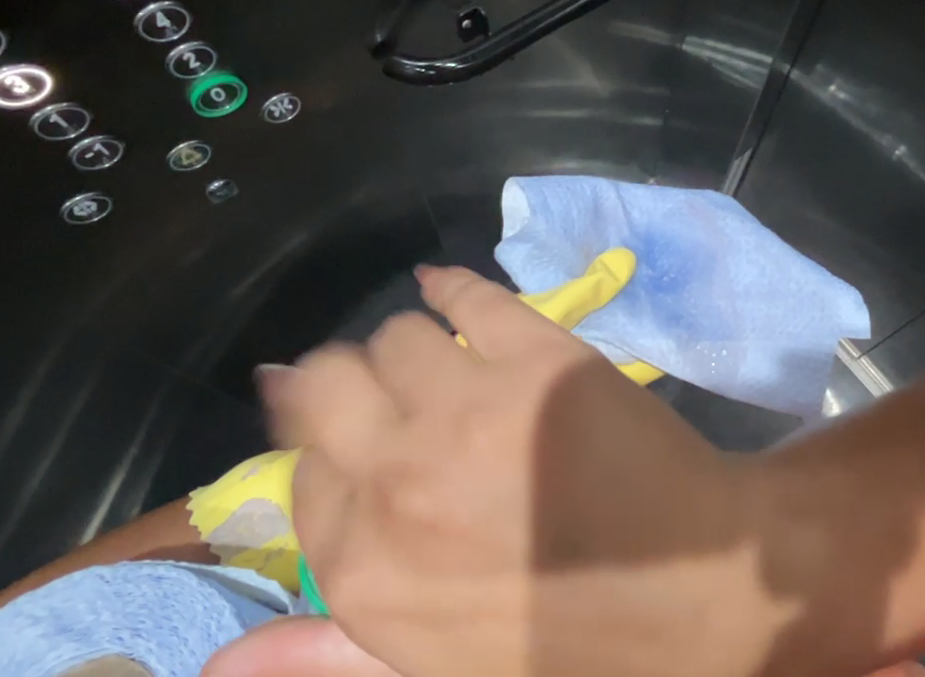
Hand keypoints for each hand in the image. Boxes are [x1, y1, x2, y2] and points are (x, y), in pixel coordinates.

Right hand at [221, 266, 794, 676]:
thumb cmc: (571, 641)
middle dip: (341, 382)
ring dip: (413, 345)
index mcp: (362, 566)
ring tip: (445, 361)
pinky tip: (448, 289)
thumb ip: (327, 657)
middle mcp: (397, 478)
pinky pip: (468, 297)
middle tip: (385, 388)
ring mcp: (468, 408)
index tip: (365, 440)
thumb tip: (223, 659)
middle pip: (322, 384)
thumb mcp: (436, 669)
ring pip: (396, 335)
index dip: (333, 449)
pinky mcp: (538, 356)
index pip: (301, 471)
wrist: (701, 590)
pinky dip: (451, 286)